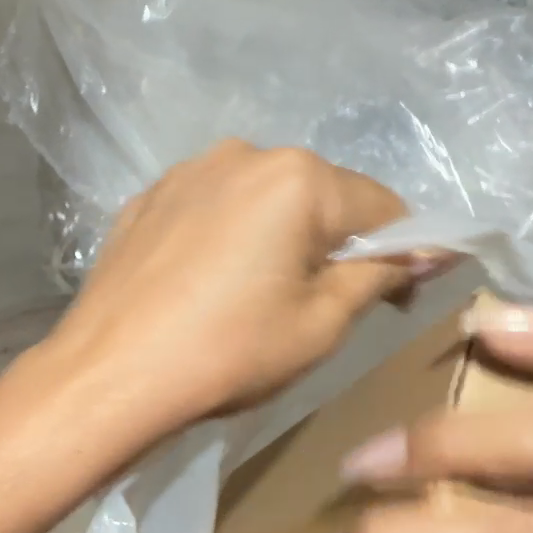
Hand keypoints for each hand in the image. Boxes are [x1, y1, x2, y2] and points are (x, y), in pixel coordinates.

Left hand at [38, 140, 438, 430]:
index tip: (396, 298)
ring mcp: (183, 175)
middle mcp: (242, 155)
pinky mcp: (143, 203)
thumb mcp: (318, 327)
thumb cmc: (225, 355)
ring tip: (249, 300)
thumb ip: (377, 277)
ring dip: (272, 239)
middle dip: (329, 244)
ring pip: (257, 201)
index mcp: (297, 179)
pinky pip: (206, 213)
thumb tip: (423, 252)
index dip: (401, 252)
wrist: (109, 377)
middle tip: (315, 307)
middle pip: (315, 197)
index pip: (381, 206)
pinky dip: (220, 241)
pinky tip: (202, 289)